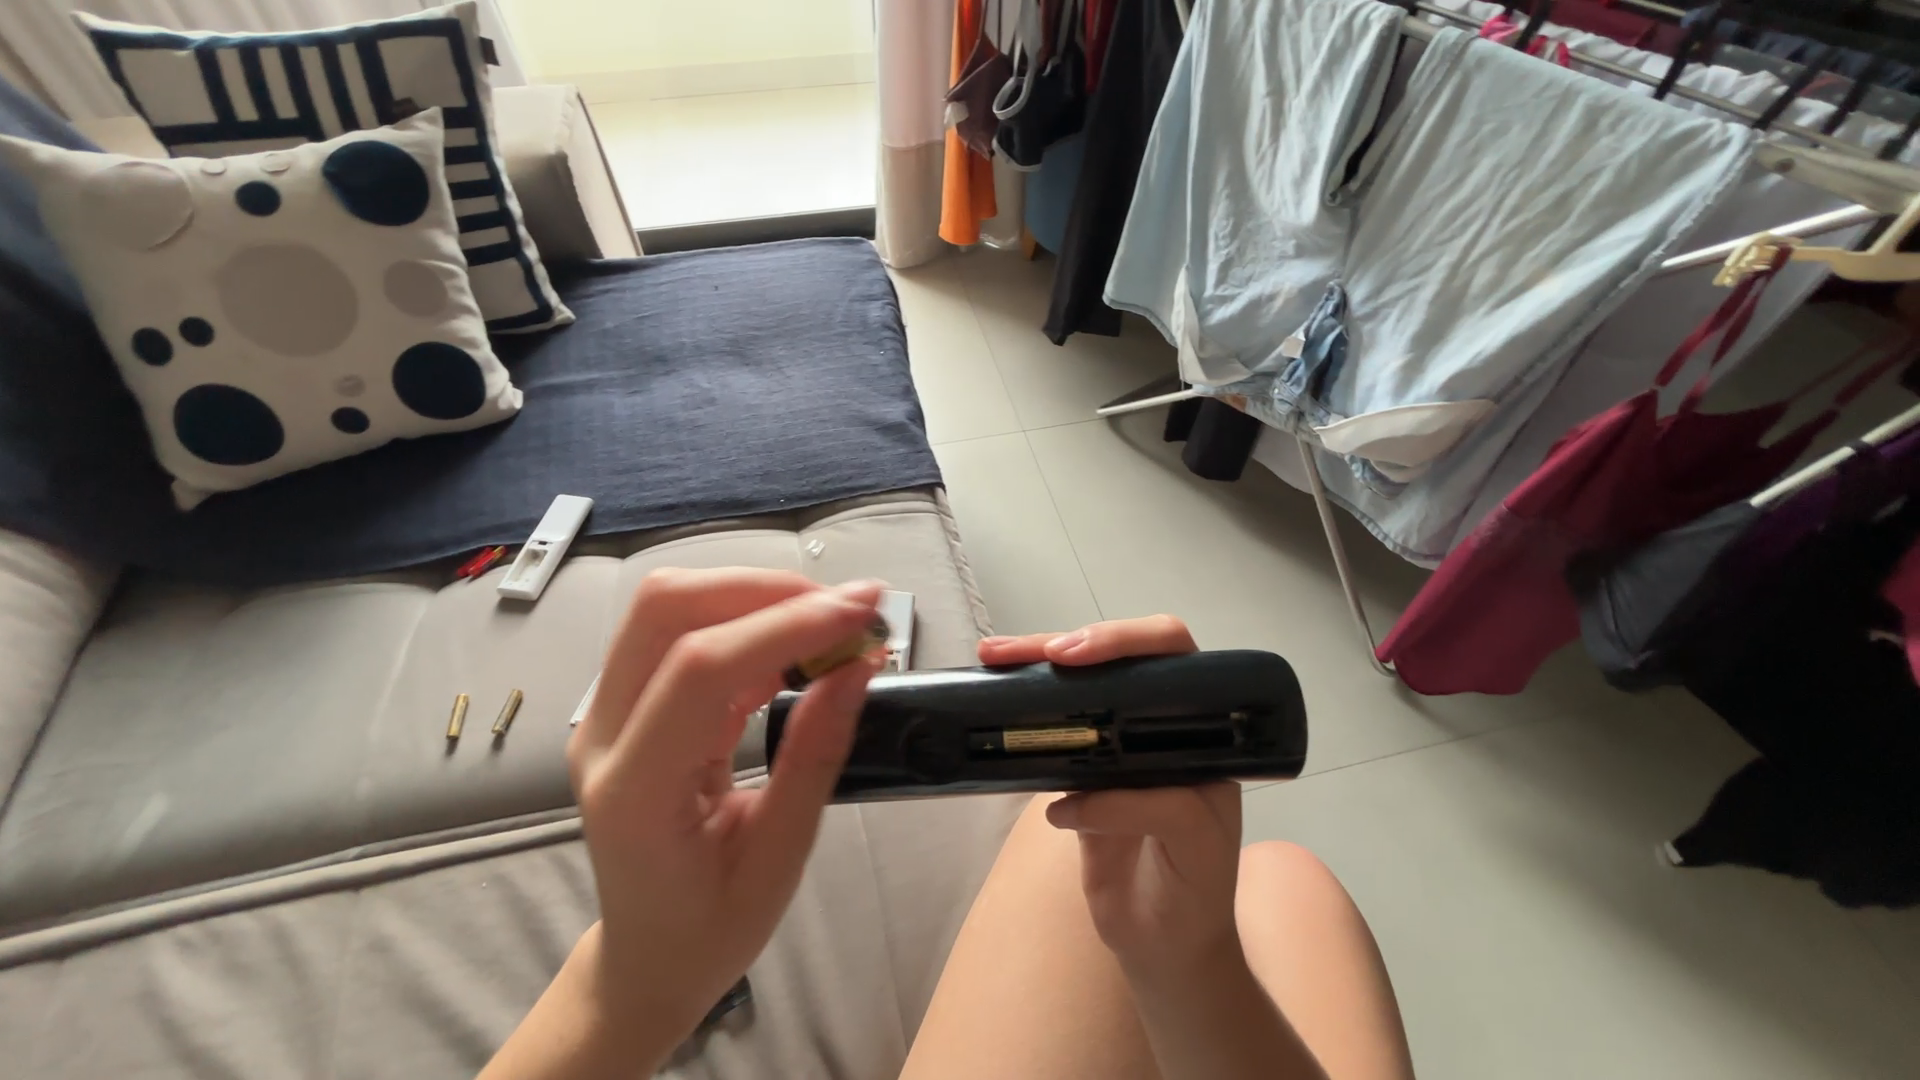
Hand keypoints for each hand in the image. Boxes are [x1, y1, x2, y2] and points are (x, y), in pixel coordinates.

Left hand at [568, 568, 884, 1044]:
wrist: (647, 956)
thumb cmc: (711, 927)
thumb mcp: (780, 856)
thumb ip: (815, 754)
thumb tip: (859, 665)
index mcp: (633, 789)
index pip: (699, 669)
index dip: (786, 625)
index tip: (864, 612)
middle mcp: (601, 734)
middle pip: (666, 607)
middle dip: (766, 589)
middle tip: (847, 612)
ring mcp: (604, 712)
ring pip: (670, 605)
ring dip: (758, 596)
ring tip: (831, 626)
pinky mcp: (627, 701)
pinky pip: (683, 631)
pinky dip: (748, 621)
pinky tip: (796, 650)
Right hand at [976, 618, 1243, 979]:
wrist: (1161, 940)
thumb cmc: (1197, 889)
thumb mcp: (1194, 846)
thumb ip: (1153, 809)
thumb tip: (1075, 797)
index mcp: (1198, 730)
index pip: (1171, 658)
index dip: (1125, 643)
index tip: (1075, 657)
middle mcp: (1155, 725)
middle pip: (1113, 660)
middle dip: (1063, 644)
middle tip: (1016, 654)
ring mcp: (1112, 744)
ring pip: (1074, 686)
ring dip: (1030, 666)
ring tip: (992, 656)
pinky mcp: (1077, 768)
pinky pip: (1048, 728)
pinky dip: (1018, 709)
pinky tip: (991, 691)